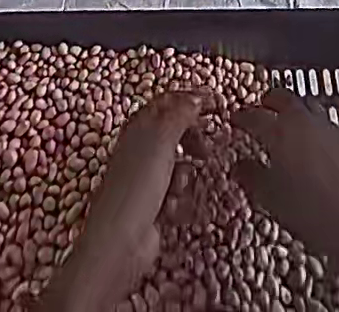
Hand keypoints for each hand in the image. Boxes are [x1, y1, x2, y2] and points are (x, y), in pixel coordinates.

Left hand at [38, 92, 203, 310]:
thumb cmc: (138, 184)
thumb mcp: (162, 139)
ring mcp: (146, 177)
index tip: (217, 104)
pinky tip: (171, 209)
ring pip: (178, 165)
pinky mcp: (153, 204)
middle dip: (192, 140)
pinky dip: (177, 200)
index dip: (192, 100)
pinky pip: (176, 193)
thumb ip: (180, 114)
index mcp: (139, 125)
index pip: (168, 102)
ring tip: (179, 185)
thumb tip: (196, 97)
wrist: (121, 241)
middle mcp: (141, 147)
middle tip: (205, 149)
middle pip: (175, 132)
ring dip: (184, 175)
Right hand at [231, 88, 338, 261]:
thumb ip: (252, 177)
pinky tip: (308, 141)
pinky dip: (308, 123)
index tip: (235, 119)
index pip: (254, 116)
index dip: (242, 117)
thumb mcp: (272, 200)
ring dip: (291, 109)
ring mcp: (324, 126)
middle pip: (282, 97)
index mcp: (279, 132)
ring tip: (284, 124)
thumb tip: (238, 165)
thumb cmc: (311, 212)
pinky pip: (319, 120)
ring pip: (303, 105)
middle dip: (268, 101)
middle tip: (260, 109)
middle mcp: (301, 121)